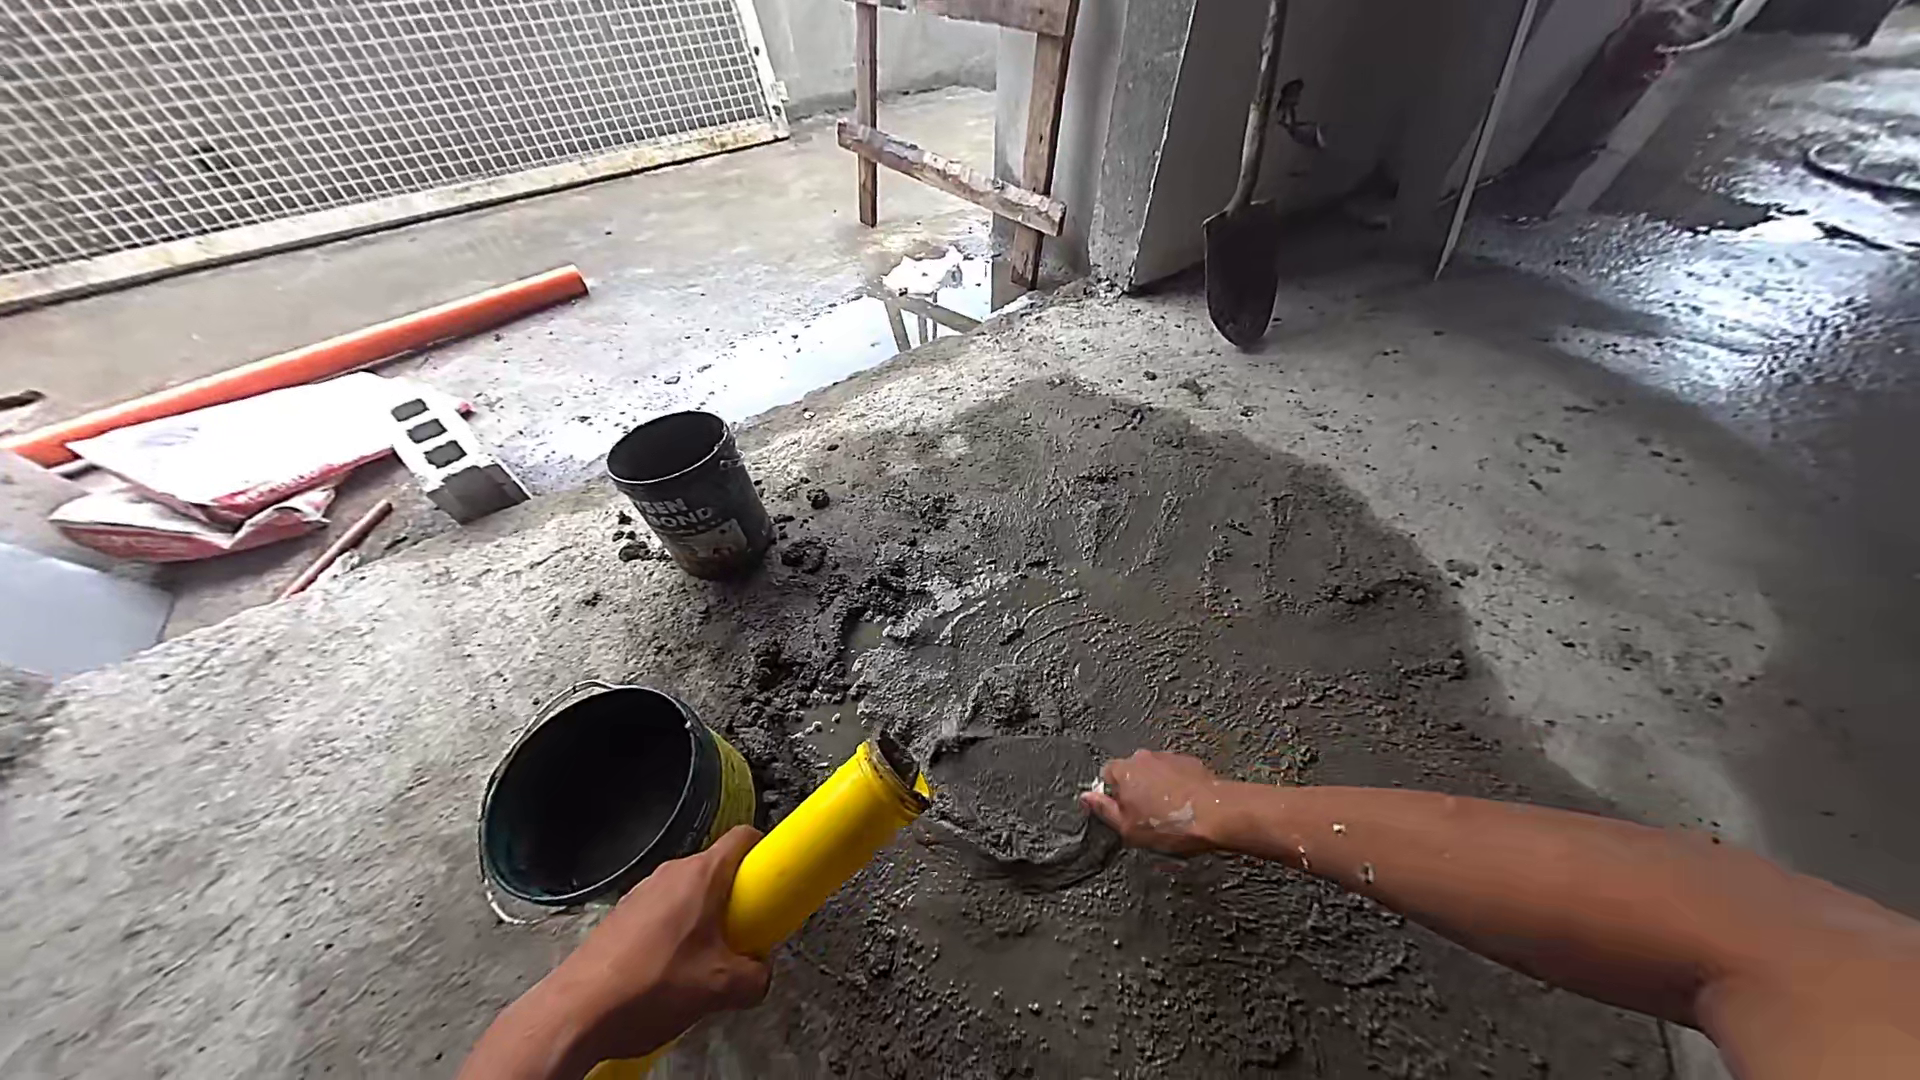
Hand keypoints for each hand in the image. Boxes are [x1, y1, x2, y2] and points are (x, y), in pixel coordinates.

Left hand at [552, 826, 771, 1060]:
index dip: (764, 851)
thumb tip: (762, 974)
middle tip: (741, 933)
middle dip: (736, 897)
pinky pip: (663, 909)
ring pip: (690, 890)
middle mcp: (673, 872)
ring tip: (703, 960)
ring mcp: (644, 891)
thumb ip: (756, 977)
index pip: (744, 836)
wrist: (575, 1014)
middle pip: (719, 867)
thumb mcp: (719, 988)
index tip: (771, 879)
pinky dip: (675, 930)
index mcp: (703, 874)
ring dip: (704, 916)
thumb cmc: (648, 987)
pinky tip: (669, 971)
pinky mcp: (623, 914)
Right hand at [1080, 750, 1233, 856]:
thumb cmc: (1171, 824)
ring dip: (1158, 788)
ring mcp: (1168, 757)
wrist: (1218, 814)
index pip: (1105, 776)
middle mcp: (1142, 757)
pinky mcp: (1190, 763)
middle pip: (1130, 773)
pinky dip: (1177, 787)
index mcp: (1123, 770)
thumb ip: (1103, 810)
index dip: (1112, 797)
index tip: (1122, 815)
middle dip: (1136, 792)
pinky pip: (1176, 774)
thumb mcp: (1128, 828)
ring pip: (1154, 773)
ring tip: (1171, 815)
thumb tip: (1086, 797)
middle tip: (1147, 819)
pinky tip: (1186, 807)